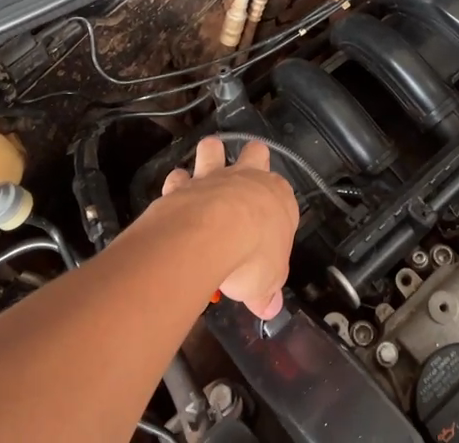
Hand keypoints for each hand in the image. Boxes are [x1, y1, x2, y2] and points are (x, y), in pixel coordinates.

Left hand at [159, 136, 298, 319]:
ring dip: (210, 156)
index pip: (283, 195)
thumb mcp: (267, 284)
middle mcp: (248, 179)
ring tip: (205, 171)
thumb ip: (267, 293)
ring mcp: (214, 178)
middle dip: (250, 159)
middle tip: (243, 180)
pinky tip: (175, 198)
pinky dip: (176, 185)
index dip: (275, 211)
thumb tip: (270, 309)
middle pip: (255, 154)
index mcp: (278, 197)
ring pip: (213, 149)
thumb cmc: (253, 256)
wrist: (211, 235)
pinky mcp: (183, 185)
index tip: (268, 232)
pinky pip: (178, 177)